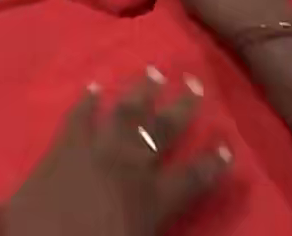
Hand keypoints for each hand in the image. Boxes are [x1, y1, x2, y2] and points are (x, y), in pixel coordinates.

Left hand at [0, 70, 229, 235]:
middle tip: (194, 82)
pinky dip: (87, 100)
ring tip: (154, 71)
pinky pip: (79, 116)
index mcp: (150, 202)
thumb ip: (159, 228)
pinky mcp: (64, 144)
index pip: (191, 179)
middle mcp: (128, 167)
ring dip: (140, 91)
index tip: (226, 144)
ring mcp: (95, 149)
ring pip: (124, 113)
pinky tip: (95, 85)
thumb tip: (178, 221)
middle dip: (180, 107)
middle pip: (160, 132)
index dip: (211, 164)